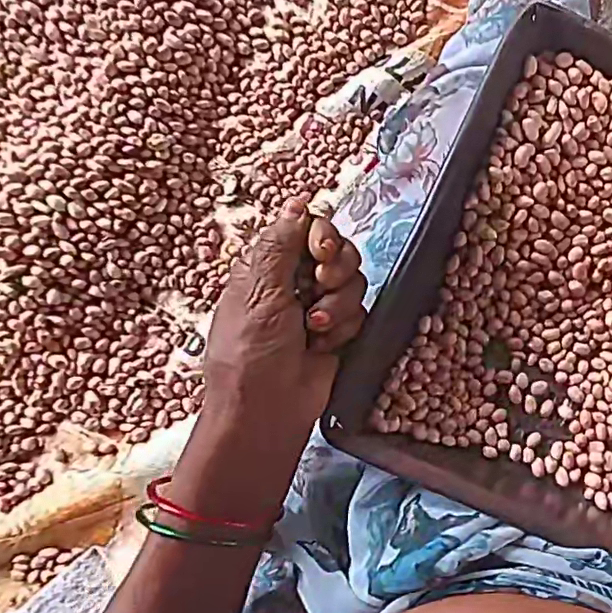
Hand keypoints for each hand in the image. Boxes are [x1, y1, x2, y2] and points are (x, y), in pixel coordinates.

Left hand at [204, 196, 367, 424]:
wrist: (269, 408)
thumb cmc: (251, 353)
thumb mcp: (258, 292)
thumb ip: (280, 244)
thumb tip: (297, 204)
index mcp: (269, 265)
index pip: (308, 227)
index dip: (322, 235)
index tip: (320, 253)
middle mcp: (296, 281)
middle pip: (339, 251)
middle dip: (335, 271)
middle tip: (319, 289)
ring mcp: (321, 306)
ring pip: (354, 282)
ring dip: (338, 305)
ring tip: (315, 328)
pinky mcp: (341, 330)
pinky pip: (360, 312)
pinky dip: (345, 328)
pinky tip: (323, 345)